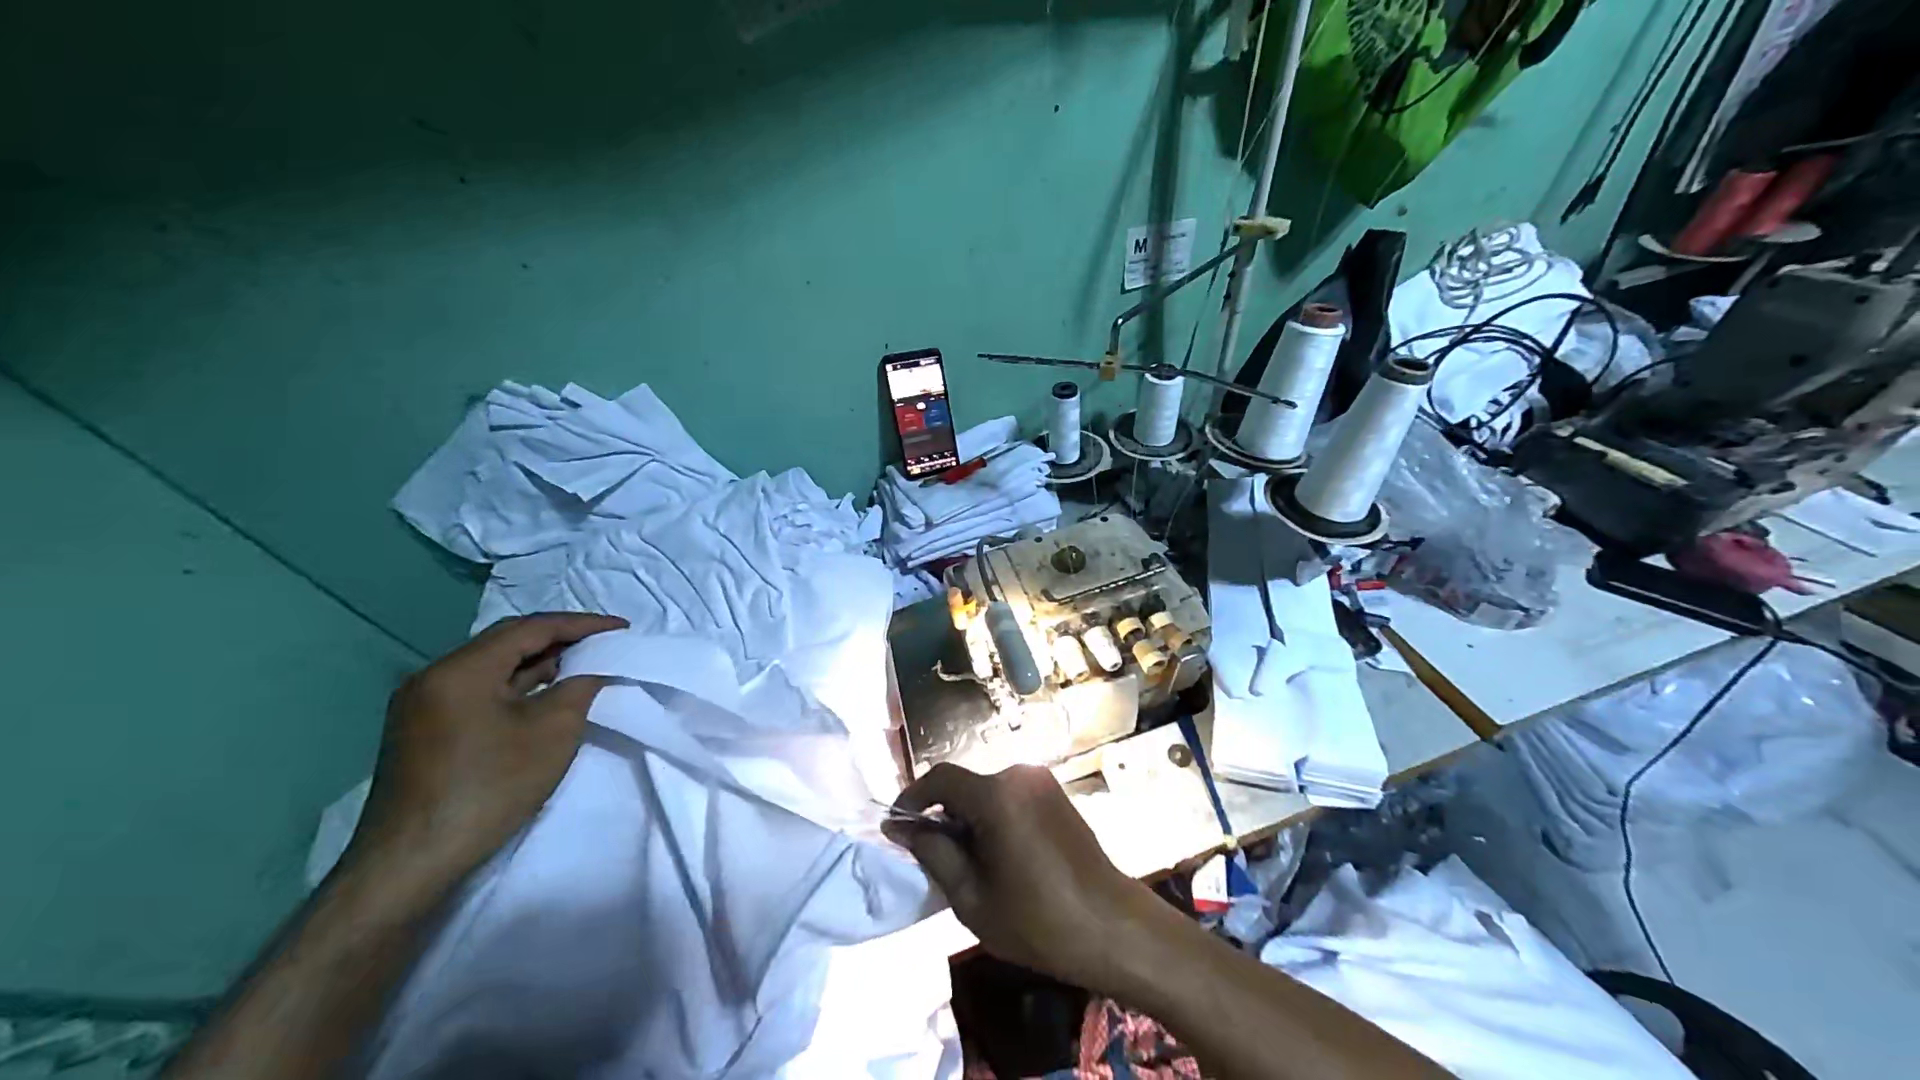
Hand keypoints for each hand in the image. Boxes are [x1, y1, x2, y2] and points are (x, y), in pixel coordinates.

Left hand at [346, 612, 628, 888]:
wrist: (412, 862)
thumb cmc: (489, 787)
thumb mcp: (553, 731)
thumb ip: (580, 686)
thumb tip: (593, 668)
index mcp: (461, 669)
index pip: (531, 628)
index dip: (582, 624)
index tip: (623, 628)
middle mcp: (434, 675)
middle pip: (507, 642)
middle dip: (560, 639)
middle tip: (604, 643)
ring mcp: (422, 703)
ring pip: (492, 666)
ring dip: (538, 663)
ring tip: (583, 665)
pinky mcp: (423, 729)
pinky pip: (478, 690)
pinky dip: (515, 686)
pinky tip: (543, 696)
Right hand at [886, 763, 1170, 993]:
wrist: (1112, 928)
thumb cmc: (1038, 921)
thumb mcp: (972, 897)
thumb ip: (933, 853)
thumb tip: (901, 827)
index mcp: (996, 795)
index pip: (939, 778)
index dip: (912, 799)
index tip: (897, 827)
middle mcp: (1019, 776)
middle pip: (964, 785)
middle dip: (943, 815)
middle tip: (934, 858)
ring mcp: (1042, 782)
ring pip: (986, 792)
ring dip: (969, 818)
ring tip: (968, 864)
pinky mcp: (1056, 795)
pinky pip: (1010, 797)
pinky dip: (993, 817)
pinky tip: (999, 856)